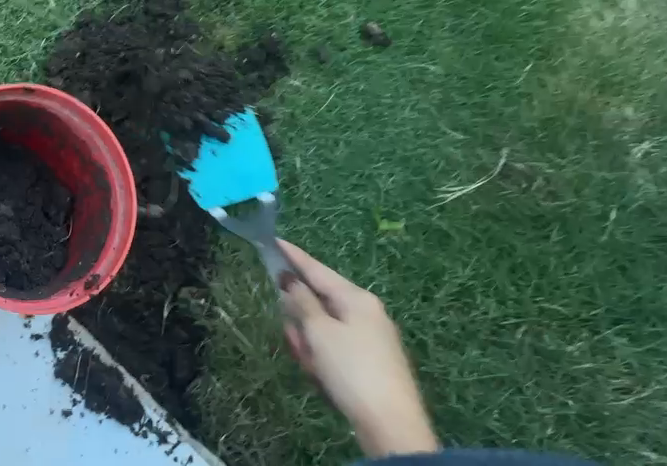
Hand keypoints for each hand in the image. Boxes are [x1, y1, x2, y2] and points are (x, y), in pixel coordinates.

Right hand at [276, 240, 438, 458]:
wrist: (392, 426)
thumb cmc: (351, 369)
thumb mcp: (318, 332)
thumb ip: (301, 301)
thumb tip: (290, 280)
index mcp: (356, 298)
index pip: (317, 269)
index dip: (293, 256)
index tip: (273, 240)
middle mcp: (366, 312)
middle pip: (319, 302)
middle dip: (300, 318)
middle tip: (295, 338)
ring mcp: (371, 338)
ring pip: (324, 328)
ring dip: (310, 342)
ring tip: (311, 364)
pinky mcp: (370, 363)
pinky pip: (335, 348)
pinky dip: (322, 357)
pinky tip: (321, 376)